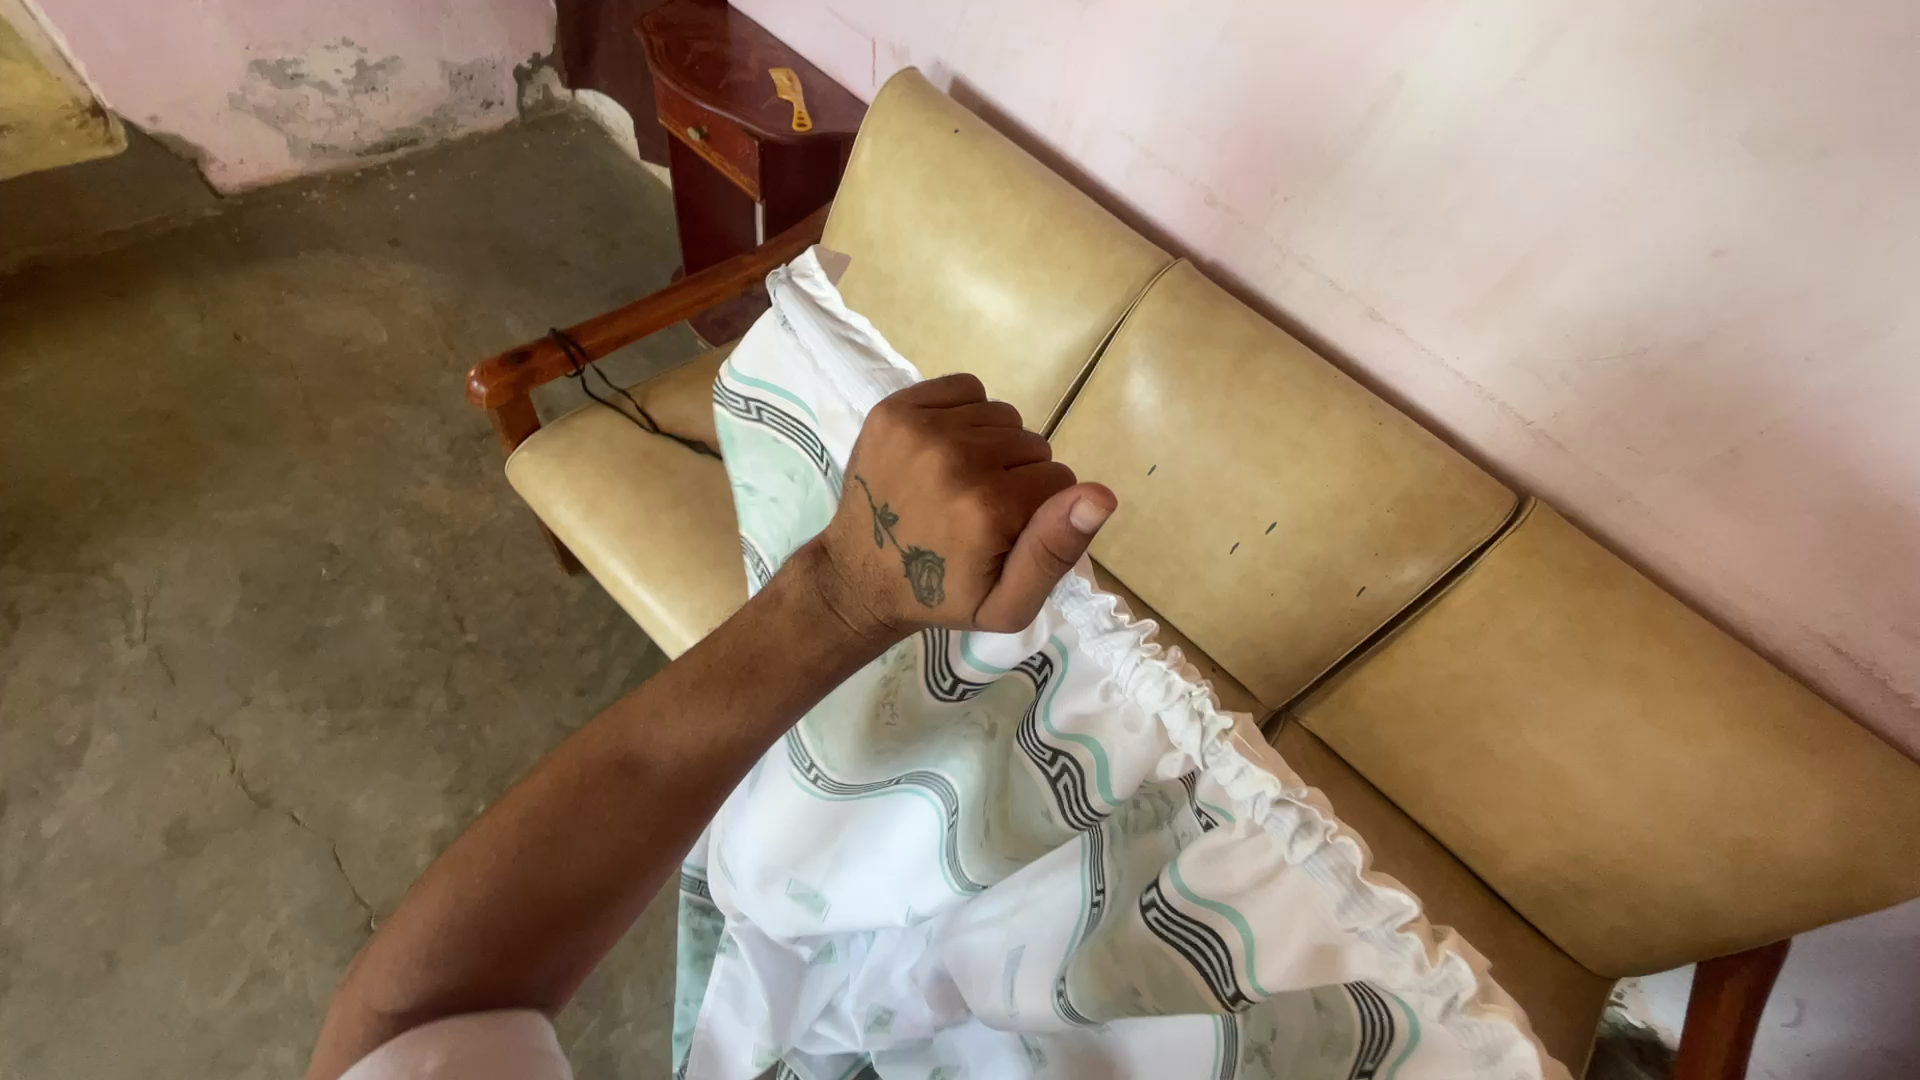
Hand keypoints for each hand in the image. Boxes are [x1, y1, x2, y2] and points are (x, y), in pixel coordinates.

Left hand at [806, 374, 1115, 638]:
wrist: (859, 577)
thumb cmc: (941, 595)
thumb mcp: (1008, 604)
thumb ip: (1057, 552)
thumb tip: (1100, 495)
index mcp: (988, 509)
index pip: (1061, 481)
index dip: (1044, 509)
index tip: (1008, 531)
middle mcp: (956, 459)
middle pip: (1033, 445)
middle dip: (1019, 476)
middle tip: (981, 510)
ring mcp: (920, 429)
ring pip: (1003, 416)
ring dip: (995, 445)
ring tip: (962, 481)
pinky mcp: (895, 410)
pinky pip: (966, 388)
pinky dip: (967, 414)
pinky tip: (946, 450)